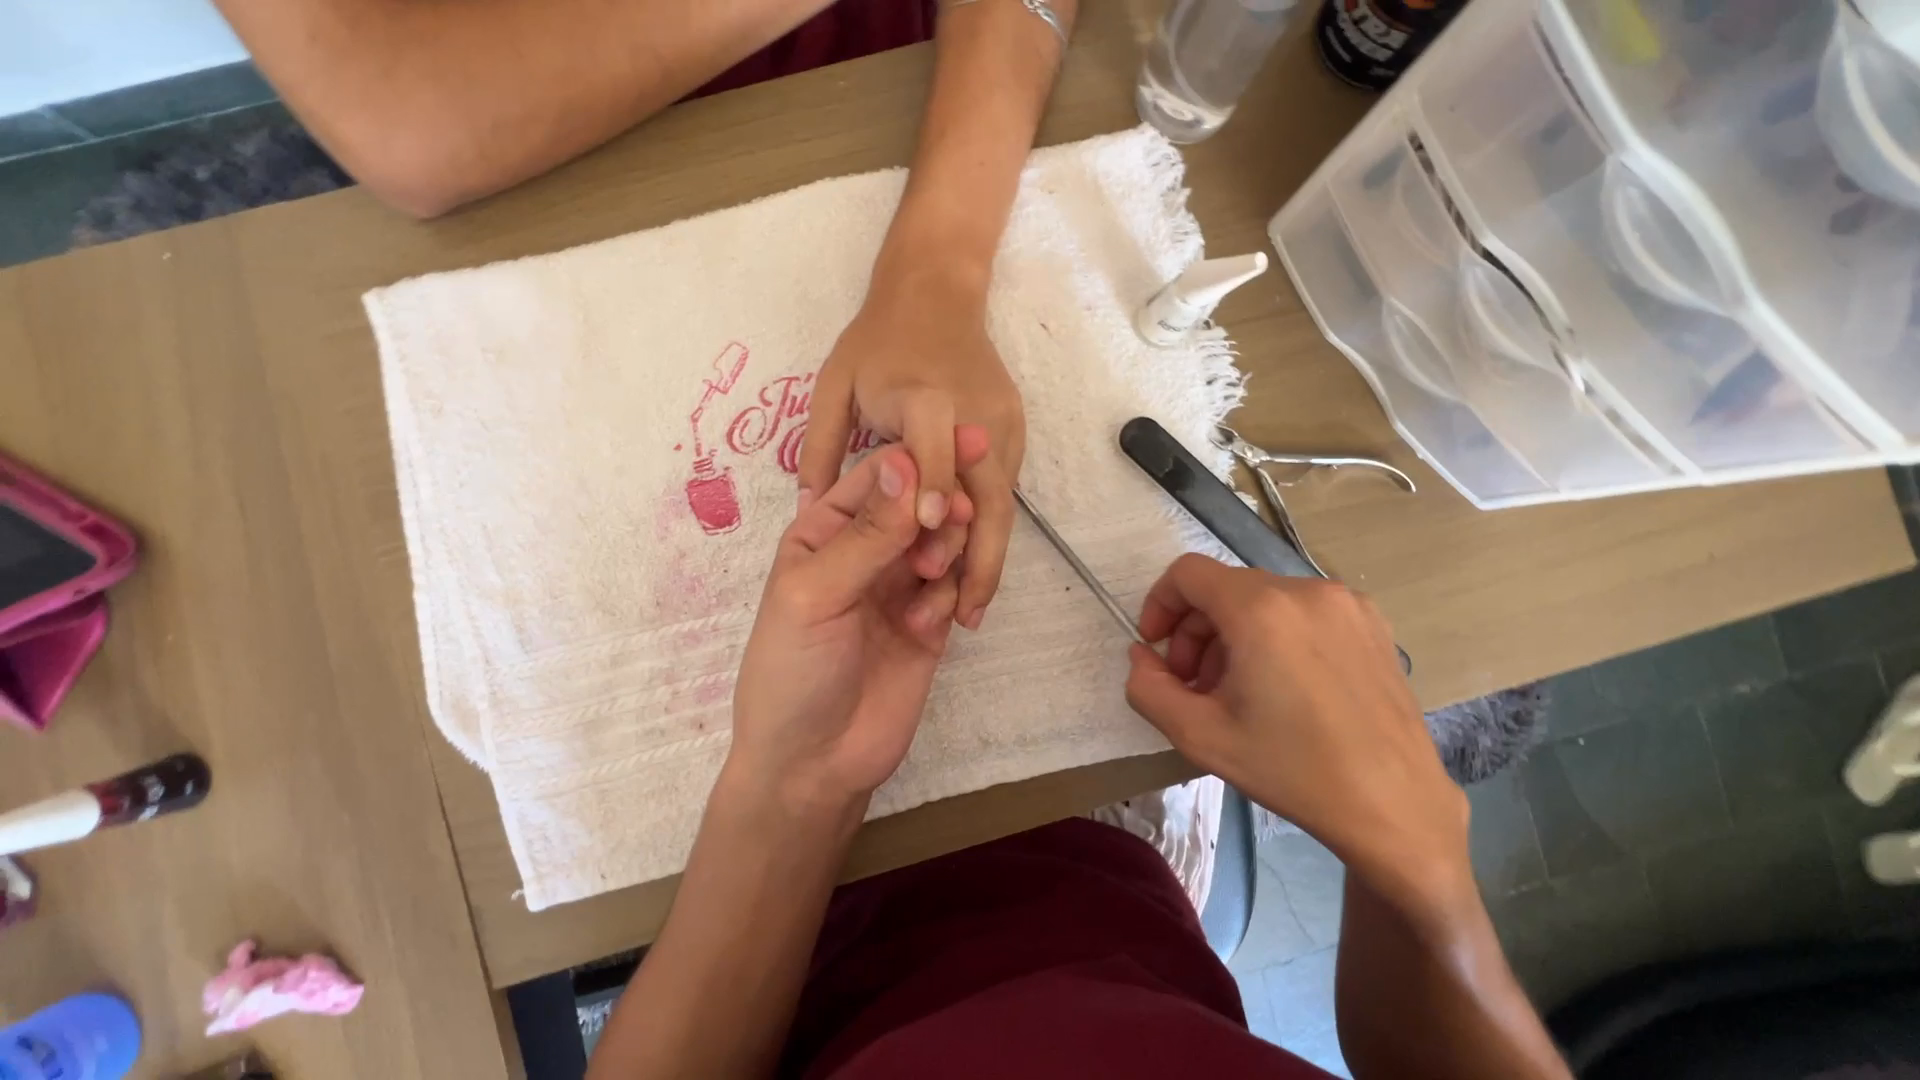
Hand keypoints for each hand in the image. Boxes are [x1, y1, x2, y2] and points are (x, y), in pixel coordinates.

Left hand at [730, 435, 989, 813]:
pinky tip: (934, 626)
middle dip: (941, 508)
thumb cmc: (793, 672)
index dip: (920, 460)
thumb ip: (867, 533)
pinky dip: (953, 593)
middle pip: (923, 500)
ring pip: (946, 538)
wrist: (815, 764)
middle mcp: (865, 549)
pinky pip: (957, 583)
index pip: (879, 474)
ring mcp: (900, 585)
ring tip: (931, 583)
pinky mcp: (931, 620)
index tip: (962, 445)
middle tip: (950, 525)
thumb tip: (908, 460)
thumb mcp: (816, 595)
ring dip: (948, 551)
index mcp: (823, 530)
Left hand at [797, 273, 1024, 631]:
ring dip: (984, 560)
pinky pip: (1004, 502)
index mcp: (920, 398)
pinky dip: (989, 541)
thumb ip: (822, 446)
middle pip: (984, 495)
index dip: (930, 487)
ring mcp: (1002, 429)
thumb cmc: (879, 338)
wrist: (939, 286)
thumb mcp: (833, 385)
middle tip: (960, 615)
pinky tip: (972, 577)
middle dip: (973, 558)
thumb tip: (808, 505)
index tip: (926, 530)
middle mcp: (971, 416)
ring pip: (1000, 508)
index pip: (930, 448)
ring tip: (966, 613)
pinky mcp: (1016, 438)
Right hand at [1123, 555, 1470, 913]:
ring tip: (1237, 693)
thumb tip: (1142, 656)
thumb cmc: (1291, 769)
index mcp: (1262, 609)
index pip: (1188, 573)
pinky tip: (1282, 690)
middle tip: (1193, 686)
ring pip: (1264, 601)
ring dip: (1233, 636)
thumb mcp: (1199, 735)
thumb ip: (1148, 687)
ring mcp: (1347, 605)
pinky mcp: (1373, 625)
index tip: (1155, 650)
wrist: (1394, 805)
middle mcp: (1306, 591)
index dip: (1159, 605)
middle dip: (1196, 631)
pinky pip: (1302, 614)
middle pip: (1225, 588)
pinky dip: (1275, 637)